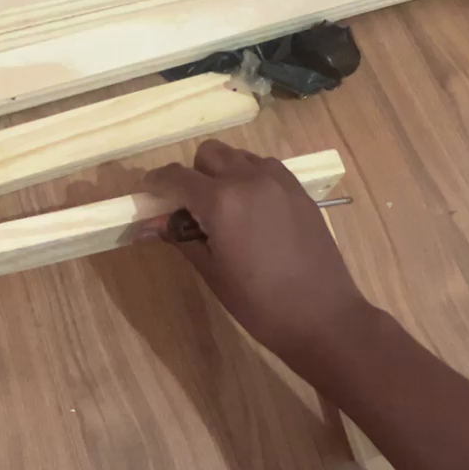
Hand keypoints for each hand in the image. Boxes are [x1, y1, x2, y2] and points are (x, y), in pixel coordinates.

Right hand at [147, 140, 371, 361]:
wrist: (321, 315)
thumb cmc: (259, 302)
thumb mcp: (212, 272)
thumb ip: (182, 238)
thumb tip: (152, 225)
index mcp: (221, 201)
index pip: (177, 177)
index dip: (157, 182)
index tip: (147, 192)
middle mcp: (249, 179)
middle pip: (209, 154)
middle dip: (193, 174)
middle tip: (191, 207)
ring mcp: (279, 181)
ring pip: (239, 157)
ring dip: (223, 173)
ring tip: (224, 209)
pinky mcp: (299, 190)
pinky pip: (265, 168)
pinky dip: (249, 178)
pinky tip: (251, 211)